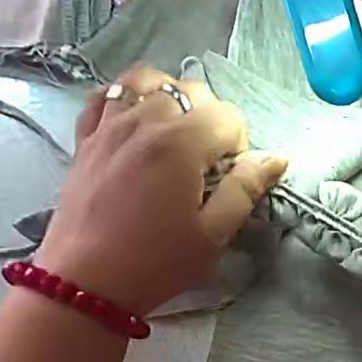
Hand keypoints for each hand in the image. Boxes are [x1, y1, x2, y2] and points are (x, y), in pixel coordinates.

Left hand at [36, 64, 286, 314]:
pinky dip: (126, 98)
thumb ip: (245, 188)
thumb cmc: (157, 261)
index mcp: (180, 143)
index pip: (228, 116)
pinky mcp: (85, 137)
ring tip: (175, 133)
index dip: (240, 144)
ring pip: (146, 80)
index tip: (230, 177)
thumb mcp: (214, 233)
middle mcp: (143, 121)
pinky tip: (136, 124)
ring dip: (171, 98)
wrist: (86, 281)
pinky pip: (106, 95)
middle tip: (207, 160)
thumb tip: (276, 158)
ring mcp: (108, 125)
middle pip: (190, 90)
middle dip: (210, 117)